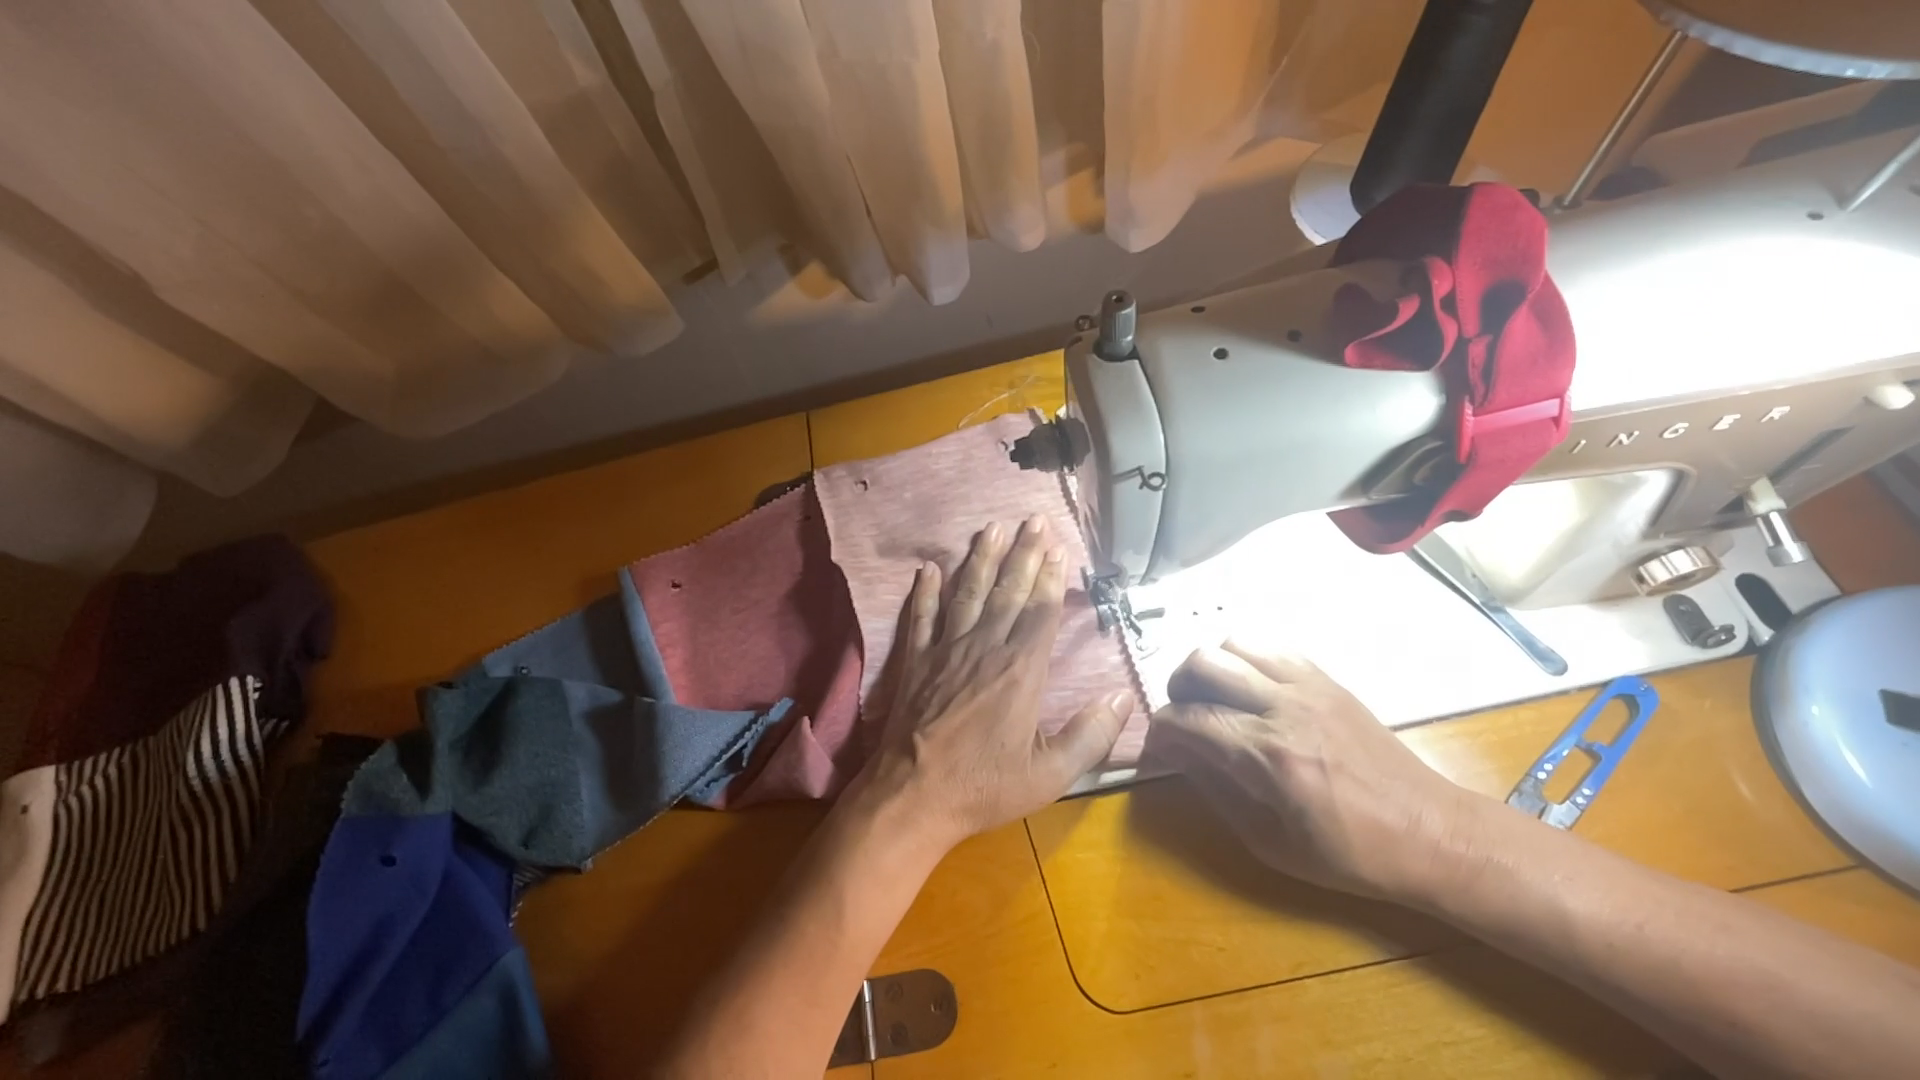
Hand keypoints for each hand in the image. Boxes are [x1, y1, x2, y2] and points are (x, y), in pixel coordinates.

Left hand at [851, 516, 1131, 850]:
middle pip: (1008, 592)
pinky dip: (925, 592)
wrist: (912, 796)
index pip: (1041, 612)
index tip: (1059, 546)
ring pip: (967, 594)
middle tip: (1033, 519)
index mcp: (1021, 671)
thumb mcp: (1049, 774)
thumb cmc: (983, 787)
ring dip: (980, 559)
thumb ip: (1090, 736)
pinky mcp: (915, 662)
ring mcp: (946, 652)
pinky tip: (928, 569)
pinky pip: (922, 617)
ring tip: (992, 528)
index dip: (1051, 577)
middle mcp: (985, 649)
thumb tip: (1124, 698)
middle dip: (1023, 553)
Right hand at [1144, 642, 1492, 903]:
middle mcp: (1284, 708)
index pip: (1187, 717)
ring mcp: (1309, 687)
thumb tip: (1177, 753)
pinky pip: (1272, 649)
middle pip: (1203, 664)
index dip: (1160, 729)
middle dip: (1178, 688)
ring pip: (1235, 644)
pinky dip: (1248, 662)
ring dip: (1212, 668)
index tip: (1160, 746)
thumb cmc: (1349, 854)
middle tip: (1184, 718)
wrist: (1430, 833)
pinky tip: (1253, 693)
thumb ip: (1215, 789)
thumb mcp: (1270, 842)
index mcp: (1267, 756)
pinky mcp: (1329, 681)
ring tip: (1216, 700)